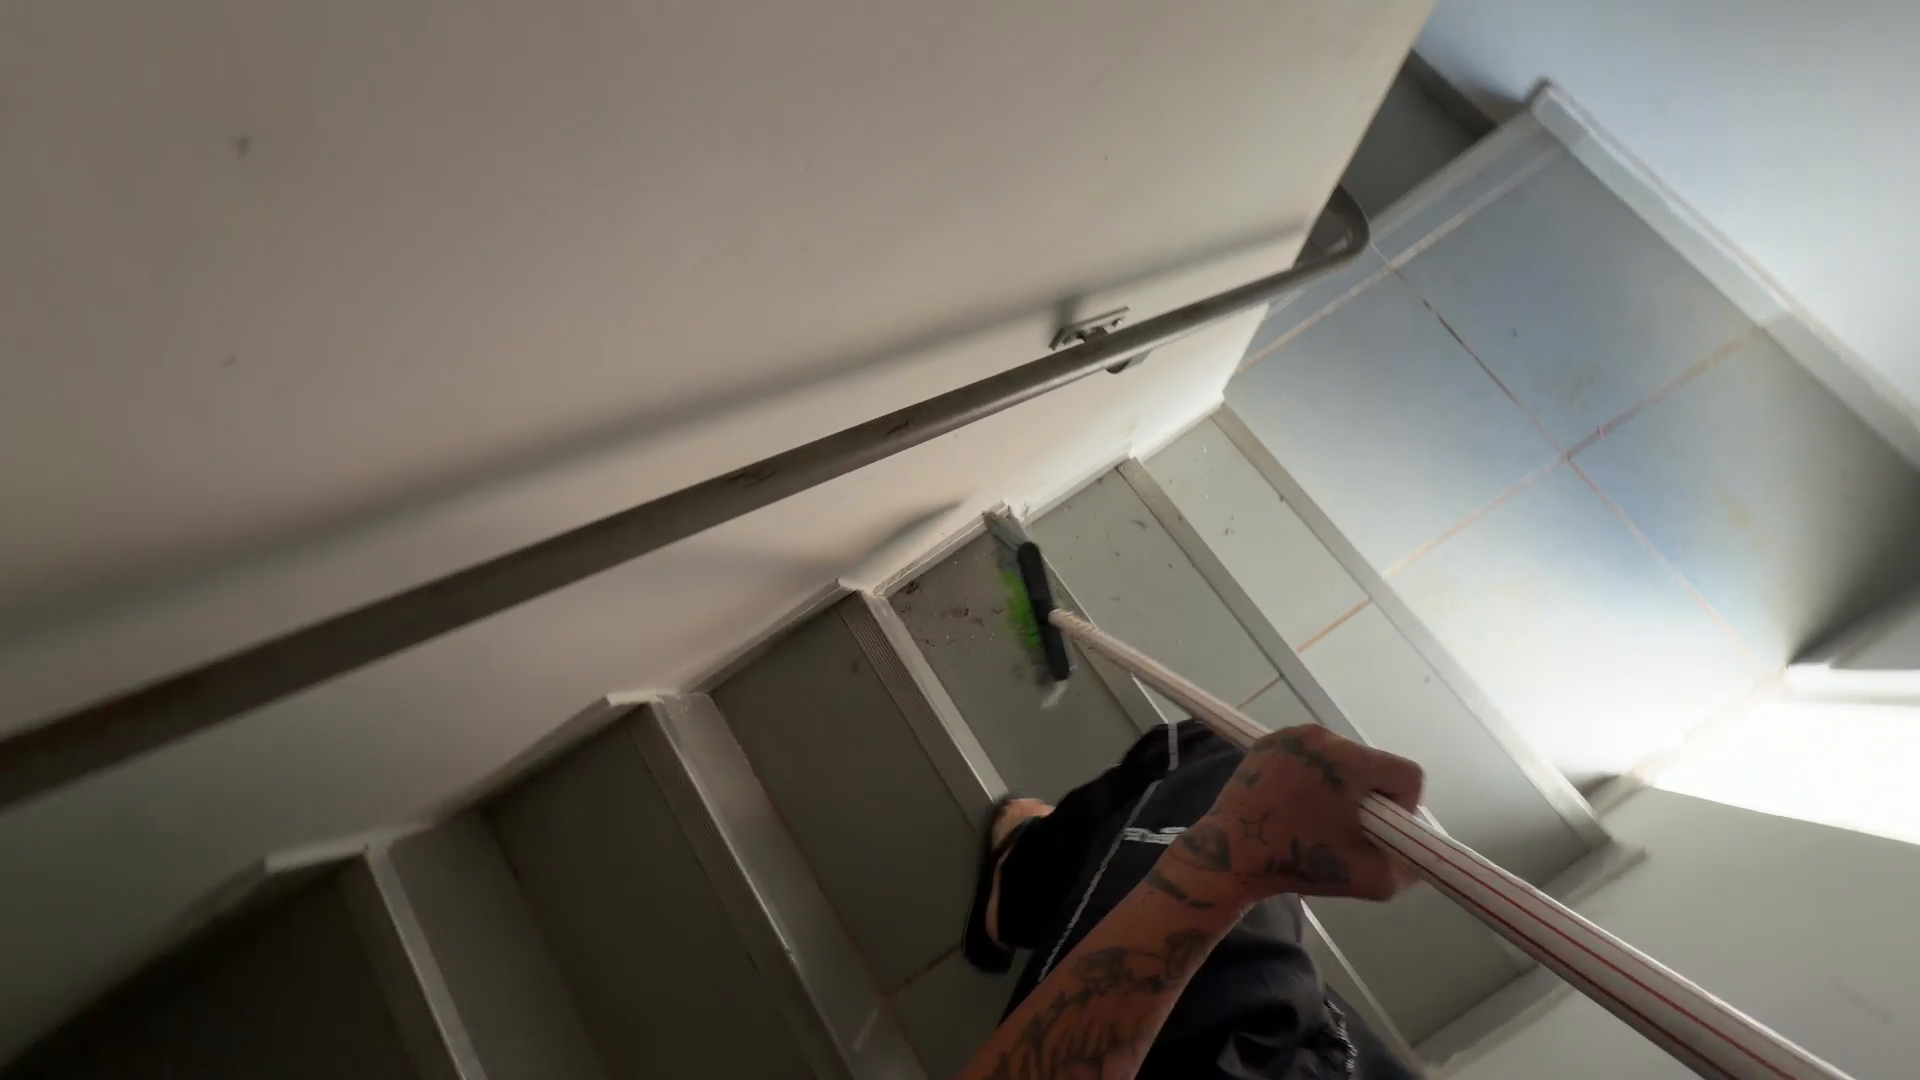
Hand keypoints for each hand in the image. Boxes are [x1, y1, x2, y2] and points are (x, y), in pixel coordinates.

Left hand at [1152, 726, 1423, 909]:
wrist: (1231, 851)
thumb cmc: (1301, 862)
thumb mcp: (1374, 879)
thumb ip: (1413, 866)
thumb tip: (1421, 852)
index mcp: (1349, 760)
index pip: (1406, 773)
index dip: (1405, 806)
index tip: (1382, 830)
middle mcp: (1321, 736)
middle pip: (1372, 763)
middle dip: (1370, 795)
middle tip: (1347, 827)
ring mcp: (1290, 735)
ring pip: (1340, 758)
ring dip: (1341, 785)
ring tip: (1317, 817)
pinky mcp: (1267, 741)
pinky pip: (1309, 755)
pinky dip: (1312, 776)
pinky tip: (1296, 803)